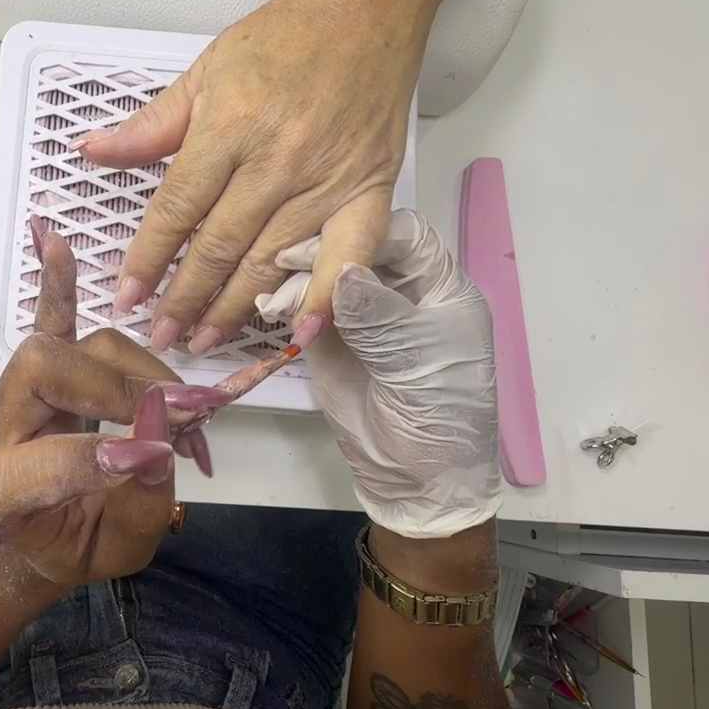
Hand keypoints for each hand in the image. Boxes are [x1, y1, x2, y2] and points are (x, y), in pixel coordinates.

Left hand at [0, 221, 231, 587]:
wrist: (39, 544)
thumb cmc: (75, 550)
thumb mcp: (117, 553)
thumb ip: (137, 503)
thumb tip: (162, 437)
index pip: (40, 460)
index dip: (102, 453)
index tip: (160, 452)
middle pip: (51, 368)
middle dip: (128, 390)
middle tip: (192, 420)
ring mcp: (13, 399)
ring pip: (78, 346)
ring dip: (141, 372)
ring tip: (189, 411)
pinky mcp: (39, 377)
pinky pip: (49, 323)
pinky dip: (57, 284)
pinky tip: (50, 238)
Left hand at [76, 0, 445, 356]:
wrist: (365, 8)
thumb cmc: (280, 39)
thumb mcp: (205, 70)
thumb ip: (150, 124)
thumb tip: (90, 151)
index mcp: (229, 129)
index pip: (177, 209)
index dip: (148, 259)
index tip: (126, 298)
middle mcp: (276, 163)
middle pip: (218, 246)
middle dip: (183, 299)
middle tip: (159, 338)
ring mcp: (325, 182)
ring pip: (270, 261)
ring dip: (233, 310)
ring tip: (202, 342)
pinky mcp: (369, 191)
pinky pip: (348, 257)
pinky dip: (325, 300)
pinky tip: (299, 337)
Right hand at [305, 210, 500, 538]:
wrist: (415, 478)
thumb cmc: (439, 414)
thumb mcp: (417, 359)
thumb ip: (380, 314)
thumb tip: (341, 268)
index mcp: (438, 287)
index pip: (404, 236)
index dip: (368, 230)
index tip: (329, 234)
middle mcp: (398, 291)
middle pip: (357, 250)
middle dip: (322, 253)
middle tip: (285, 260)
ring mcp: (361, 314)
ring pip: (325, 277)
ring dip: (298, 282)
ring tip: (274, 299)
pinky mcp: (330, 338)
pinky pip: (306, 309)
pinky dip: (286, 306)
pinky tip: (269, 308)